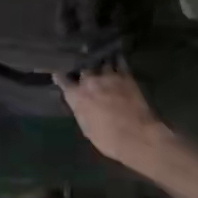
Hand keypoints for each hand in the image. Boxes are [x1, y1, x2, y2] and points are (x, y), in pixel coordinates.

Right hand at [55, 65, 178, 171]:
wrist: (137, 136)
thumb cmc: (109, 140)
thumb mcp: (87, 128)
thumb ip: (81, 110)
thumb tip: (80, 103)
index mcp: (77, 96)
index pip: (62, 79)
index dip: (61, 76)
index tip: (60, 74)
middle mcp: (90, 82)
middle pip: (82, 68)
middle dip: (82, 69)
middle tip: (84, 71)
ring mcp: (108, 76)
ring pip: (100, 61)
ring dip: (99, 63)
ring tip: (100, 61)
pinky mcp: (125, 75)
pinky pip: (119, 61)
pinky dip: (116, 59)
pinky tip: (116, 58)